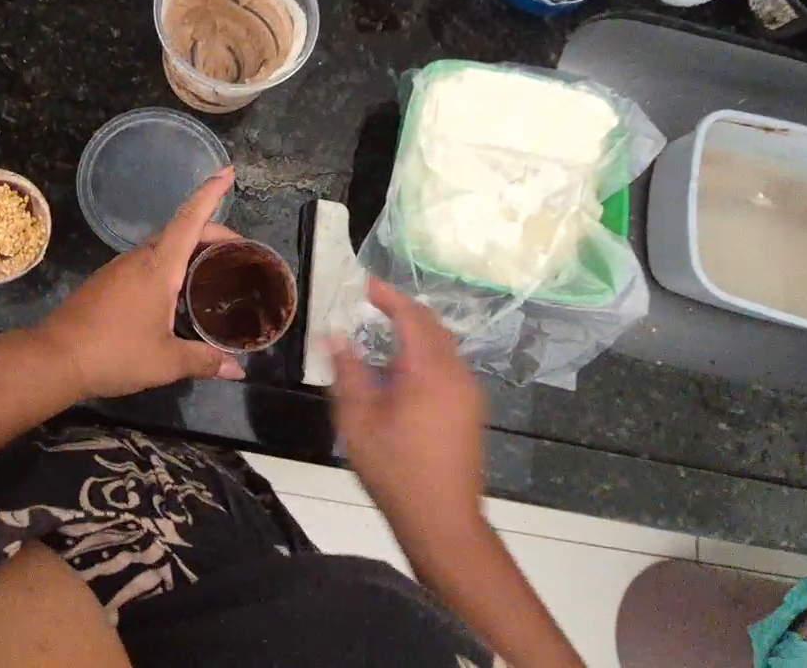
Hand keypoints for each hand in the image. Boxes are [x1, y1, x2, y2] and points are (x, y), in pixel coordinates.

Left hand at [33, 167, 246, 398]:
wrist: (55, 359)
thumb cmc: (114, 353)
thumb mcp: (166, 362)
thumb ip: (204, 361)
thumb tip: (239, 371)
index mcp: (158, 267)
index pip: (190, 220)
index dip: (211, 193)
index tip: (228, 172)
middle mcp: (139, 259)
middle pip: (181, 231)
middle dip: (212, 231)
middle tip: (239, 249)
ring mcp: (120, 268)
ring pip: (162, 247)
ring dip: (189, 249)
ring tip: (213, 269)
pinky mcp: (108, 282)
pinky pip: (147, 262)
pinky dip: (170, 265)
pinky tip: (177, 292)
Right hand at [329, 279, 486, 538]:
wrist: (444, 522)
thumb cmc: (395, 470)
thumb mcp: (357, 421)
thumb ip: (347, 372)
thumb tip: (335, 336)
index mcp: (428, 371)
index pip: (411, 315)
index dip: (387, 295)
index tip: (364, 284)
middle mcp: (455, 373)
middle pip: (431, 324)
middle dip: (402, 309)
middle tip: (371, 304)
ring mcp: (469, 392)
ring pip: (443, 344)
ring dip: (415, 331)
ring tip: (382, 334)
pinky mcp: (472, 409)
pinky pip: (448, 364)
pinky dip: (426, 353)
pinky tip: (402, 372)